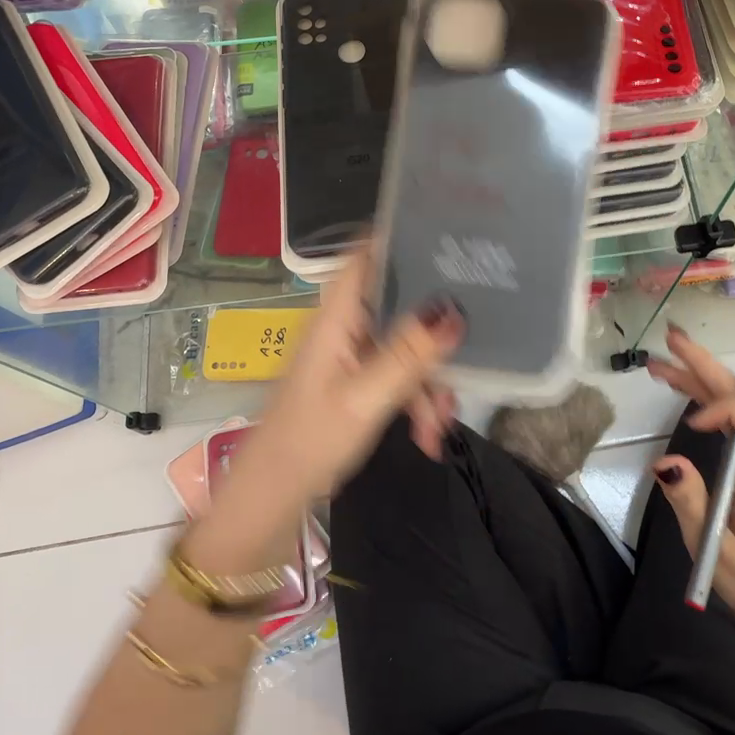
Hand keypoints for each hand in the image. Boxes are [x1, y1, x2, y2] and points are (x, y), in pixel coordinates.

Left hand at [241, 251, 466, 496]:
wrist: (273, 496)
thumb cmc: (310, 441)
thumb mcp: (366, 399)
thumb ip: (409, 355)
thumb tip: (452, 311)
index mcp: (337, 319)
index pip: (366, 256)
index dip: (400, 238)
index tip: (446, 240)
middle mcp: (345, 330)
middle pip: (400, 309)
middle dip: (433, 341)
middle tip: (461, 366)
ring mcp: (351, 358)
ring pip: (406, 351)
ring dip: (428, 387)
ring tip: (438, 427)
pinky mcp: (356, 385)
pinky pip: (398, 380)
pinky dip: (415, 406)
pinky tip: (427, 438)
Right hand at [645, 326, 734, 628]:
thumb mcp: (713, 548)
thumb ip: (690, 501)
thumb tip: (664, 460)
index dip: (728, 409)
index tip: (692, 425)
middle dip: (707, 367)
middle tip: (670, 341)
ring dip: (699, 379)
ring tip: (659, 363)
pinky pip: (732, 421)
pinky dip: (705, 400)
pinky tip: (681, 390)